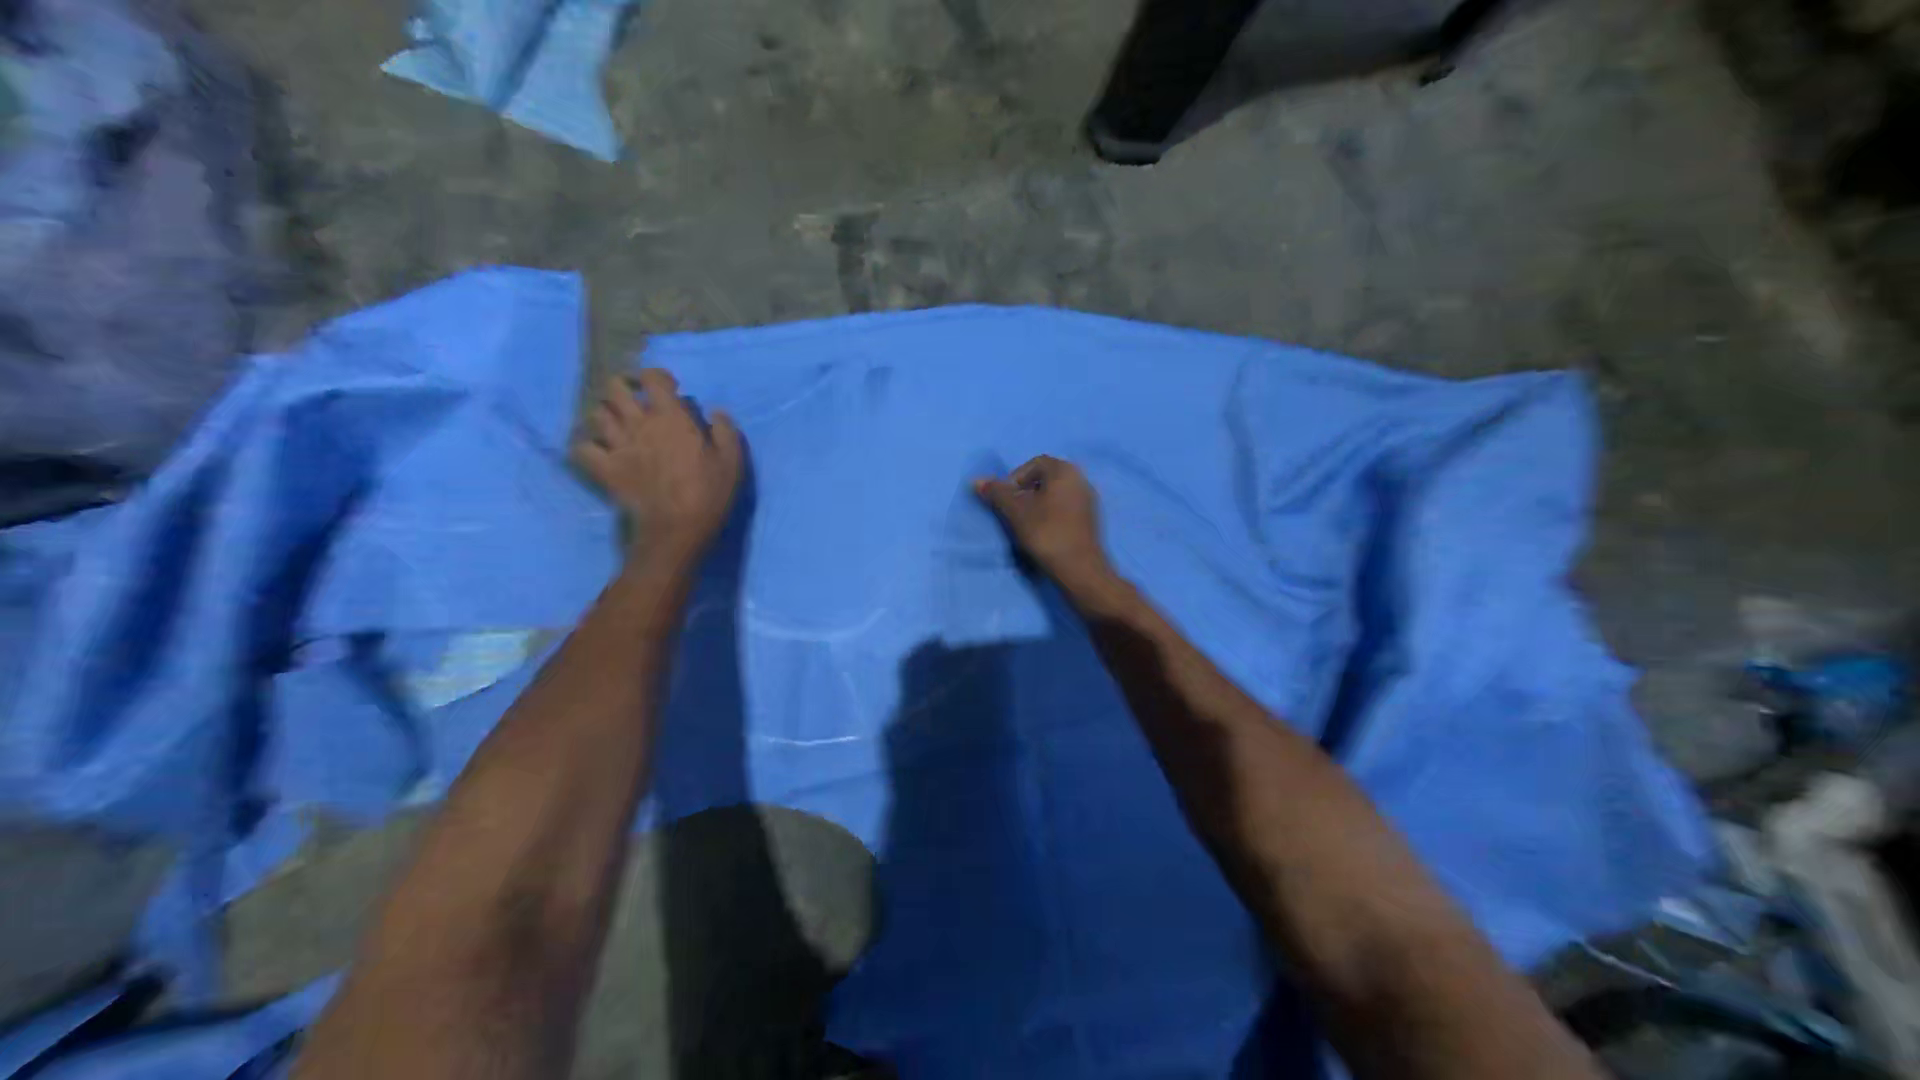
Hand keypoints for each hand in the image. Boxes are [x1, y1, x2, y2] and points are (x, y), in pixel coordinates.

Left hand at [575, 370, 742, 561]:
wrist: (676, 528)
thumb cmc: (709, 493)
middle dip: (625, 387)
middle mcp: (638, 423)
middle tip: (638, 400)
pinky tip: (601, 451)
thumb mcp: (732, 460)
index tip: (671, 388)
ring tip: (620, 424)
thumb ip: (724, 430)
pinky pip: (582, 448)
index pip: (652, 378)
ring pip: (596, 414)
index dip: (658, 377)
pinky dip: (589, 446)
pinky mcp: (604, 469)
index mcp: (670, 416)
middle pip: (614, 388)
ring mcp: (617, 445)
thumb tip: (715, 412)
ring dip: (608, 414)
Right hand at [975, 455, 1112, 589]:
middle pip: (1045, 478)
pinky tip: (1043, 533)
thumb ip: (996, 493)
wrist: (1079, 568)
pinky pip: (1065, 509)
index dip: (1015, 478)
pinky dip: (1051, 515)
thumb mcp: (1015, 511)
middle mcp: (1081, 479)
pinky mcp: (1090, 520)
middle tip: (1013, 512)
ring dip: (1037, 505)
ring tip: (1025, 524)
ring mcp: (1088, 500)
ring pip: (1055, 495)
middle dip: (1025, 492)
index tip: (1005, 499)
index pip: (1034, 463)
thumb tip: (976, 481)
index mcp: (1065, 470)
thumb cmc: (1046, 532)